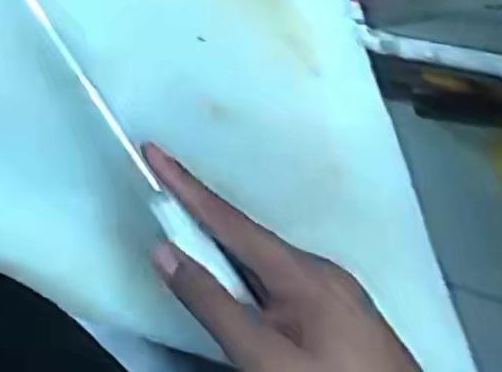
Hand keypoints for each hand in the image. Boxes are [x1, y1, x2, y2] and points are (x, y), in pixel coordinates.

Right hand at [145, 143, 421, 371]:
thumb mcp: (264, 358)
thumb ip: (210, 302)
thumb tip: (162, 250)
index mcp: (307, 275)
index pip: (229, 219)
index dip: (184, 185)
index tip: (151, 149)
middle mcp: (326, 276)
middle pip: (246, 240)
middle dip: (203, 227)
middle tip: (164, 213)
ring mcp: (343, 300)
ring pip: (264, 265)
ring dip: (227, 260)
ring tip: (202, 272)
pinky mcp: (349, 324)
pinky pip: (282, 285)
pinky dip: (250, 280)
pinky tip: (245, 302)